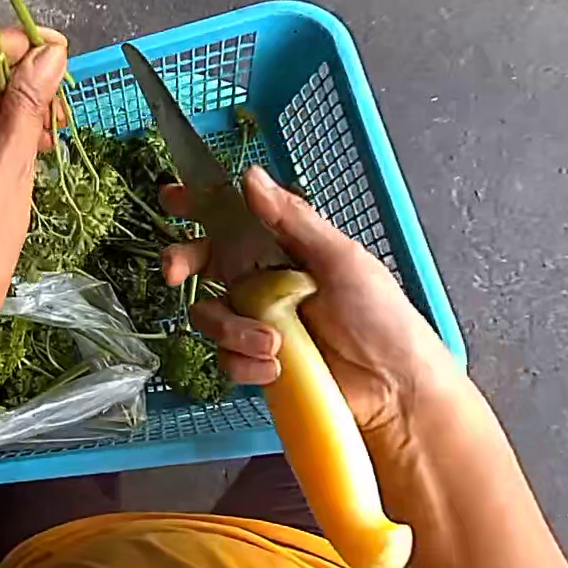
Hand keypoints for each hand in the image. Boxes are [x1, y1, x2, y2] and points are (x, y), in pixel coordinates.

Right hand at [160, 166, 468, 464]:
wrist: (394, 390)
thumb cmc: (380, 317)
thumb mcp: (341, 260)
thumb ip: (293, 221)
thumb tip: (250, 178)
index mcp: (285, 249)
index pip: (235, 218)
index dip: (201, 206)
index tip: (172, 198)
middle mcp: (264, 282)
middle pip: (204, 265)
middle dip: (183, 263)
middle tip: (174, 272)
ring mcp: (257, 323)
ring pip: (211, 316)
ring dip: (233, 330)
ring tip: (273, 345)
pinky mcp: (257, 362)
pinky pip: (226, 358)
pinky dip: (245, 364)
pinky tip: (276, 370)